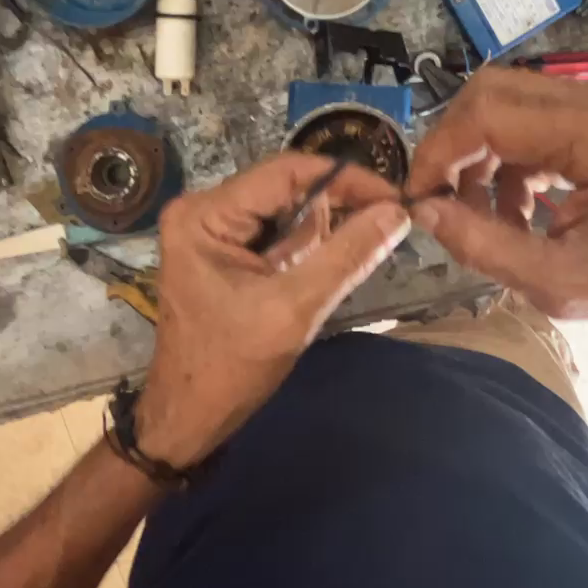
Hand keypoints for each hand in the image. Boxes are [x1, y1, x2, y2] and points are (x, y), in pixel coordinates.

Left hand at [139, 153, 409, 467]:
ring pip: (285, 213)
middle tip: (379, 234)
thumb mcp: (294, 308)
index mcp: (205, 215)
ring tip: (325, 276)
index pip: (287, 172)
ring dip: (318, 238)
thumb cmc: (231, 367)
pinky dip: (303, 252)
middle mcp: (202, 210)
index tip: (395, 198)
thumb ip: (347, 255)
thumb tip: (397, 212)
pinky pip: (275, 236)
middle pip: (286, 189)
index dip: (346, 180)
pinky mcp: (222, 252)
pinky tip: (311, 278)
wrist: (189, 415)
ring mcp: (210, 231)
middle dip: (333, 212)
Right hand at [406, 67, 587, 351]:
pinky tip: (512, 212)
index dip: (440, 153)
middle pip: (493, 93)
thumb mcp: (558, 285)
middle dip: (453, 147)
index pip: (491, 115)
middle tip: (440, 202)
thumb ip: (484, 245)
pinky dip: (504, 162)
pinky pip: (529, 121)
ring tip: (479, 216)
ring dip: (477, 156)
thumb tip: (423, 211)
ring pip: (505, 102)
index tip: (417, 198)